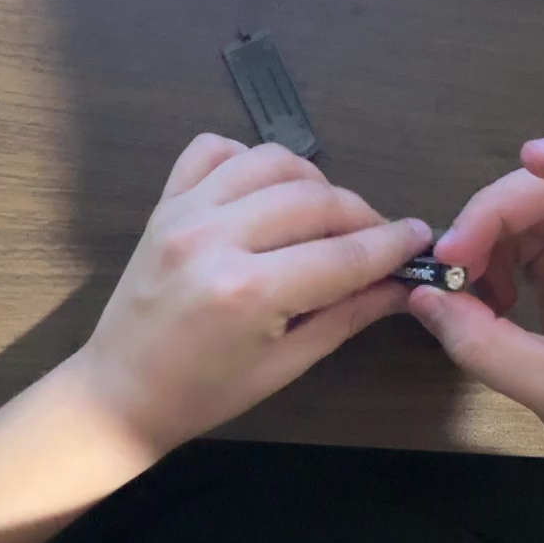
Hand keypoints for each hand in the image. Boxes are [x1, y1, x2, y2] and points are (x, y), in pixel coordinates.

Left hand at [70, 135, 430, 453]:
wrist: (121, 392)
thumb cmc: (205, 393)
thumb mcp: (285, 365)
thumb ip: (346, 316)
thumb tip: (401, 286)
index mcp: (248, 292)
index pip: (343, 256)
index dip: (392, 246)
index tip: (422, 238)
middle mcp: (216, 238)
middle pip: (315, 202)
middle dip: (362, 216)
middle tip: (378, 240)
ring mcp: (184, 212)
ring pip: (272, 161)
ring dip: (313, 183)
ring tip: (326, 217)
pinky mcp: (164, 203)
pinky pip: (214, 149)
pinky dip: (250, 159)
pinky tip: (265, 193)